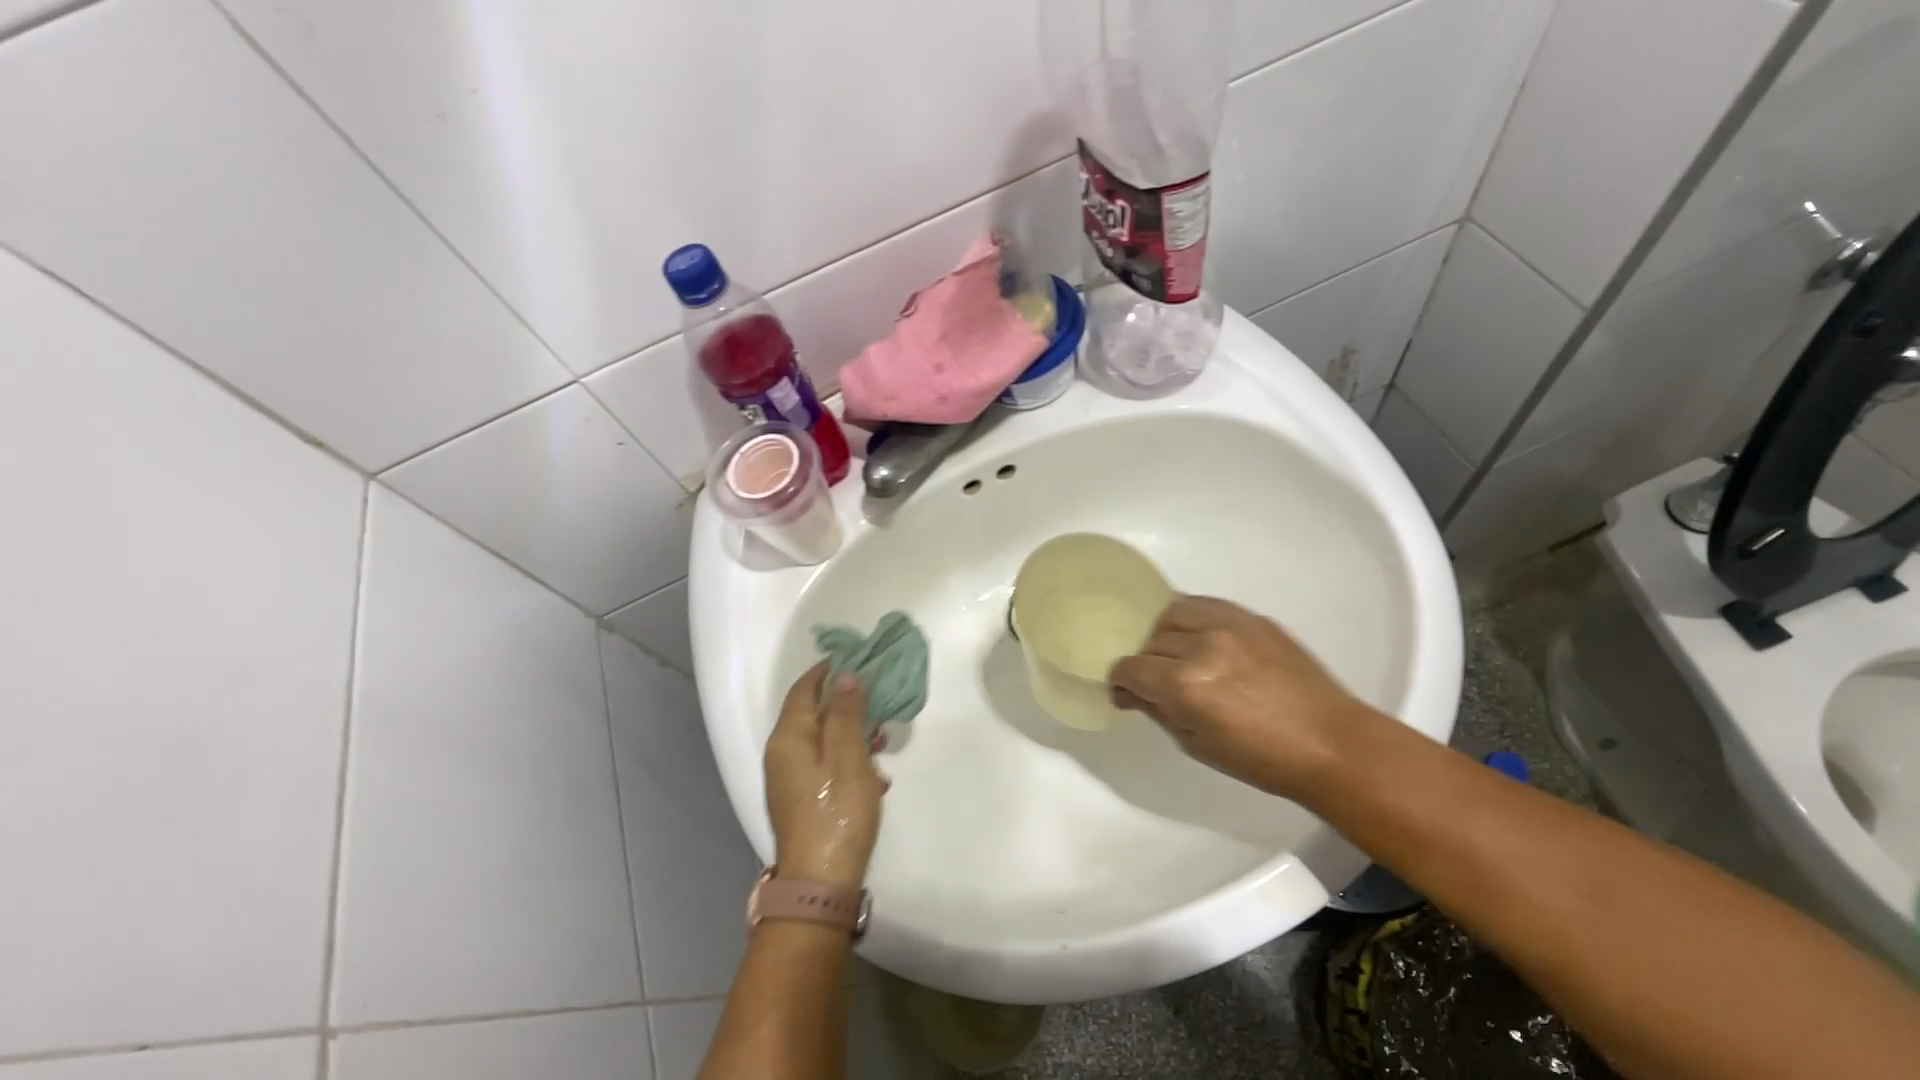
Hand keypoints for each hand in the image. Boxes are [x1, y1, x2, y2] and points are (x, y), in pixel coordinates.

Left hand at [764, 664, 886, 890]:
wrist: (819, 883)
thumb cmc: (836, 813)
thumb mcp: (848, 757)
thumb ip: (846, 714)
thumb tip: (845, 676)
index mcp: (788, 738)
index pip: (804, 690)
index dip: (827, 671)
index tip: (855, 659)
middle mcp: (781, 755)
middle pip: (813, 715)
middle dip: (846, 705)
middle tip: (879, 701)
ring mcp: (789, 782)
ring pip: (822, 743)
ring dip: (851, 736)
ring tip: (883, 740)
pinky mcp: (802, 803)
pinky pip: (824, 768)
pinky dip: (848, 763)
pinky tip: (875, 779)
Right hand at [1108, 596, 1368, 798]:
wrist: (1330, 743)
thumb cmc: (1262, 759)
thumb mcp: (1197, 745)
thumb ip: (1159, 711)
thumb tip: (1134, 693)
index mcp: (1186, 685)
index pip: (1131, 668)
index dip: (1122, 683)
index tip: (1127, 695)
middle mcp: (1202, 645)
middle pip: (1150, 641)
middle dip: (1145, 663)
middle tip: (1155, 684)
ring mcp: (1230, 625)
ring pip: (1173, 612)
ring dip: (1164, 634)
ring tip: (1176, 655)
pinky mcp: (1253, 617)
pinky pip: (1205, 604)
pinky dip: (1192, 618)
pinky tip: (1199, 637)